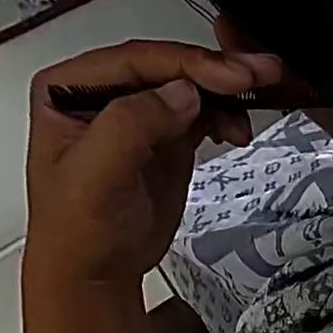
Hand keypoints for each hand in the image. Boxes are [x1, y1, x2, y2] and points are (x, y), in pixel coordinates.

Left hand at [24, 40, 280, 284]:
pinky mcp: (168, 139)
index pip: (138, 61)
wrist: (98, 271)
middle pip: (170, 67)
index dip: (190, 64)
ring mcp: (141, 116)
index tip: (233, 76)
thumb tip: (181, 93)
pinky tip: (238, 128)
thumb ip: (132, 126)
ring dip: (228, 94)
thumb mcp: (96, 177)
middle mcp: (106, 94)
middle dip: (218, 70)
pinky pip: (204, 114)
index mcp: (71, 88)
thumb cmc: (79, 230)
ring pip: (192, 88)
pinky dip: (227, 116)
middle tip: (261, 73)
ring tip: (255, 107)